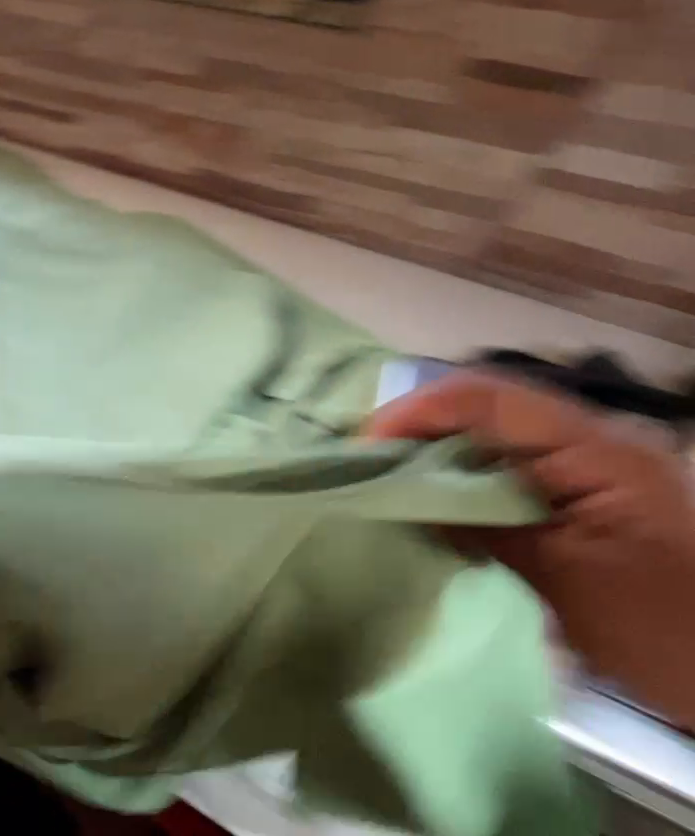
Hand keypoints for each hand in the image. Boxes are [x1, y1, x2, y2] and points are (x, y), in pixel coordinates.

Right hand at [364, 371, 694, 725]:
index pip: (485, 398)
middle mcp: (595, 444)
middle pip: (482, 407)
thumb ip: (476, 522)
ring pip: (489, 434)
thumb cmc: (663, 632)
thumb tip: (394, 493)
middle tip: (367, 468)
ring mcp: (592, 470)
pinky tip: (436, 506)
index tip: (366, 452)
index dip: (414, 412)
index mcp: (599, 452)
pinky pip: (505, 465)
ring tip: (389, 485)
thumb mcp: (561, 578)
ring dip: (434, 453)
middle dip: (415, 430)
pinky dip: (459, 478)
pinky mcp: (584, 497)